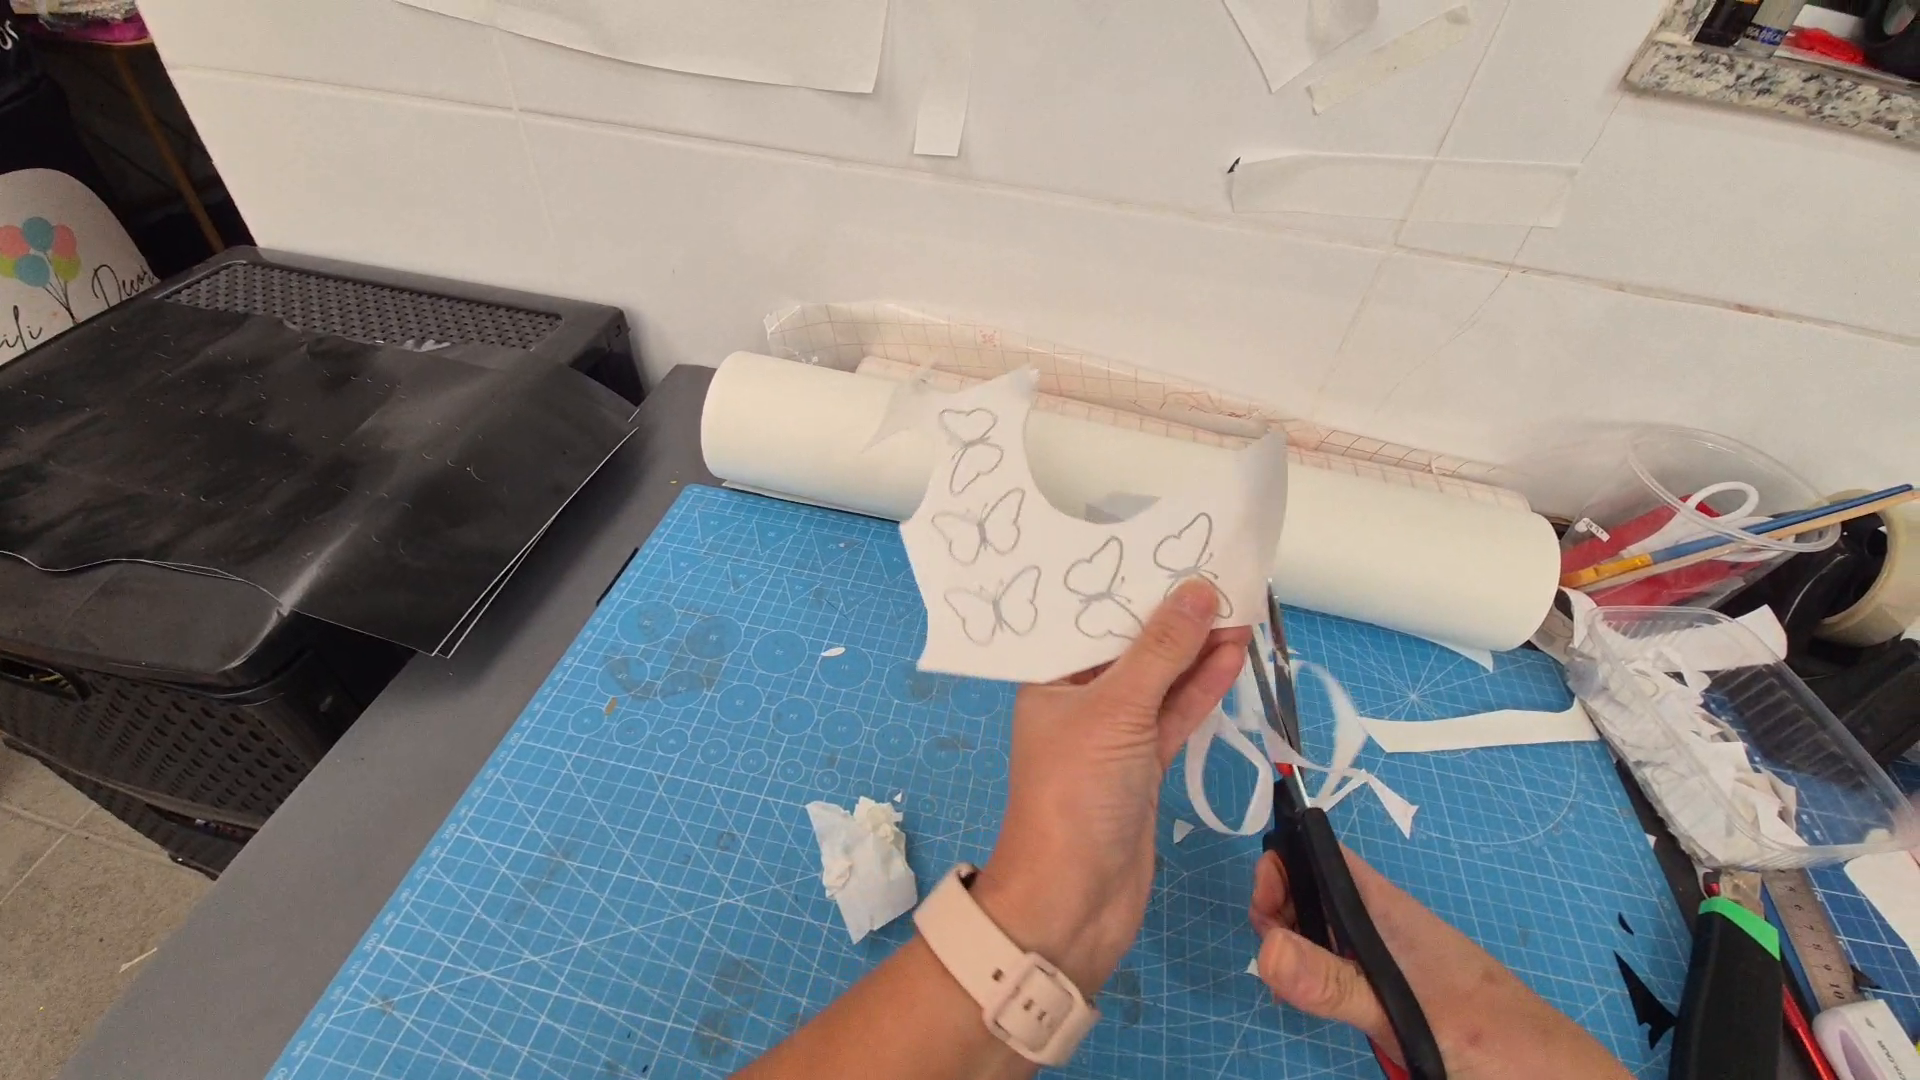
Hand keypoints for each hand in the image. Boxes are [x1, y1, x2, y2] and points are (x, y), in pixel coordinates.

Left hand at [971, 580, 1249, 993]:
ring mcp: (1114, 732)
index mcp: (1048, 678)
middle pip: (1130, 647)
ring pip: (1159, 680)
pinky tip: (1231, 654)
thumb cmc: (1077, 793)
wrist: (1076, 901)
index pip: (1090, 619)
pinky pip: (1175, 714)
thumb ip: (1160, 652)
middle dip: (1172, 616)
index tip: (1171, 553)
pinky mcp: (1143, 762)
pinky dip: (1202, 688)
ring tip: (1238, 606)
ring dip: (1196, 650)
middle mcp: (1078, 698)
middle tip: (1218, 575)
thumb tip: (1199, 590)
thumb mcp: (1116, 711)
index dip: (1131, 587)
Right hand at [1250, 848, 1631, 1079]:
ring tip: (1294, 992)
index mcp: (1381, 904)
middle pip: (1307, 892)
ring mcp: (1382, 955)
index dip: (1279, 870)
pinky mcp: (1388, 989)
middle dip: (1277, 917)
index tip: (1266, 916)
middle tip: (1276, 965)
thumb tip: (1264, 947)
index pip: (1314, 855)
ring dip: (1294, 952)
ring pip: (1318, 931)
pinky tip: (1320, 1007)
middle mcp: (1377, 920)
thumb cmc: (1492, 1038)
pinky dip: (1315, 980)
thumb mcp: (1404, 1013)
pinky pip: (1336, 967)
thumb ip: (1333, 983)